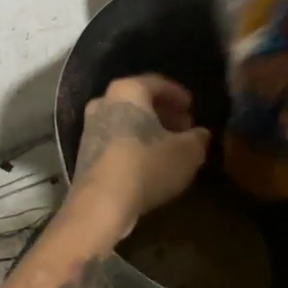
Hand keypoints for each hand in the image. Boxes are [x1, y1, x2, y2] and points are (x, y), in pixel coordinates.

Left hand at [71, 74, 211, 229]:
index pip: (157, 83)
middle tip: (184, 127)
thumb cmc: (147, 165)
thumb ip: (199, 138)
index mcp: (127, 91)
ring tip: (170, 147)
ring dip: (149, 131)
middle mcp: (104, 102)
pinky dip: (134, 145)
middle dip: (164, 113)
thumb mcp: (188, 152)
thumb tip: (201, 134)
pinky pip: (116, 140)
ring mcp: (90, 128)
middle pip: (139, 102)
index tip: (193, 107)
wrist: (101, 204)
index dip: (179, 95)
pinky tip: (150, 163)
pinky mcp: (85, 154)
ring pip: (126, 121)